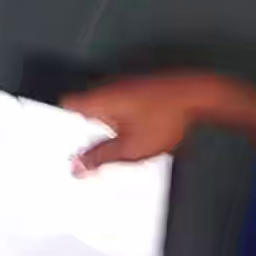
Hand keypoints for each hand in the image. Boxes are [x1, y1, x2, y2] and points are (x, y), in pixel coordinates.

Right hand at [62, 73, 255, 171]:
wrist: (198, 96)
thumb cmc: (166, 118)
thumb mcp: (130, 148)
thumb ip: (101, 157)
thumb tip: (77, 166)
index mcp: (99, 99)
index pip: (65, 105)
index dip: (57, 125)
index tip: (57, 145)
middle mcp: (109, 89)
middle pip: (82, 111)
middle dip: (81, 134)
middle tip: (80, 158)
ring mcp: (125, 88)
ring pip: (102, 111)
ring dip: (101, 130)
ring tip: (105, 155)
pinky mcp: (139, 92)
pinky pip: (119, 109)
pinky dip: (118, 124)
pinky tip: (127, 142)